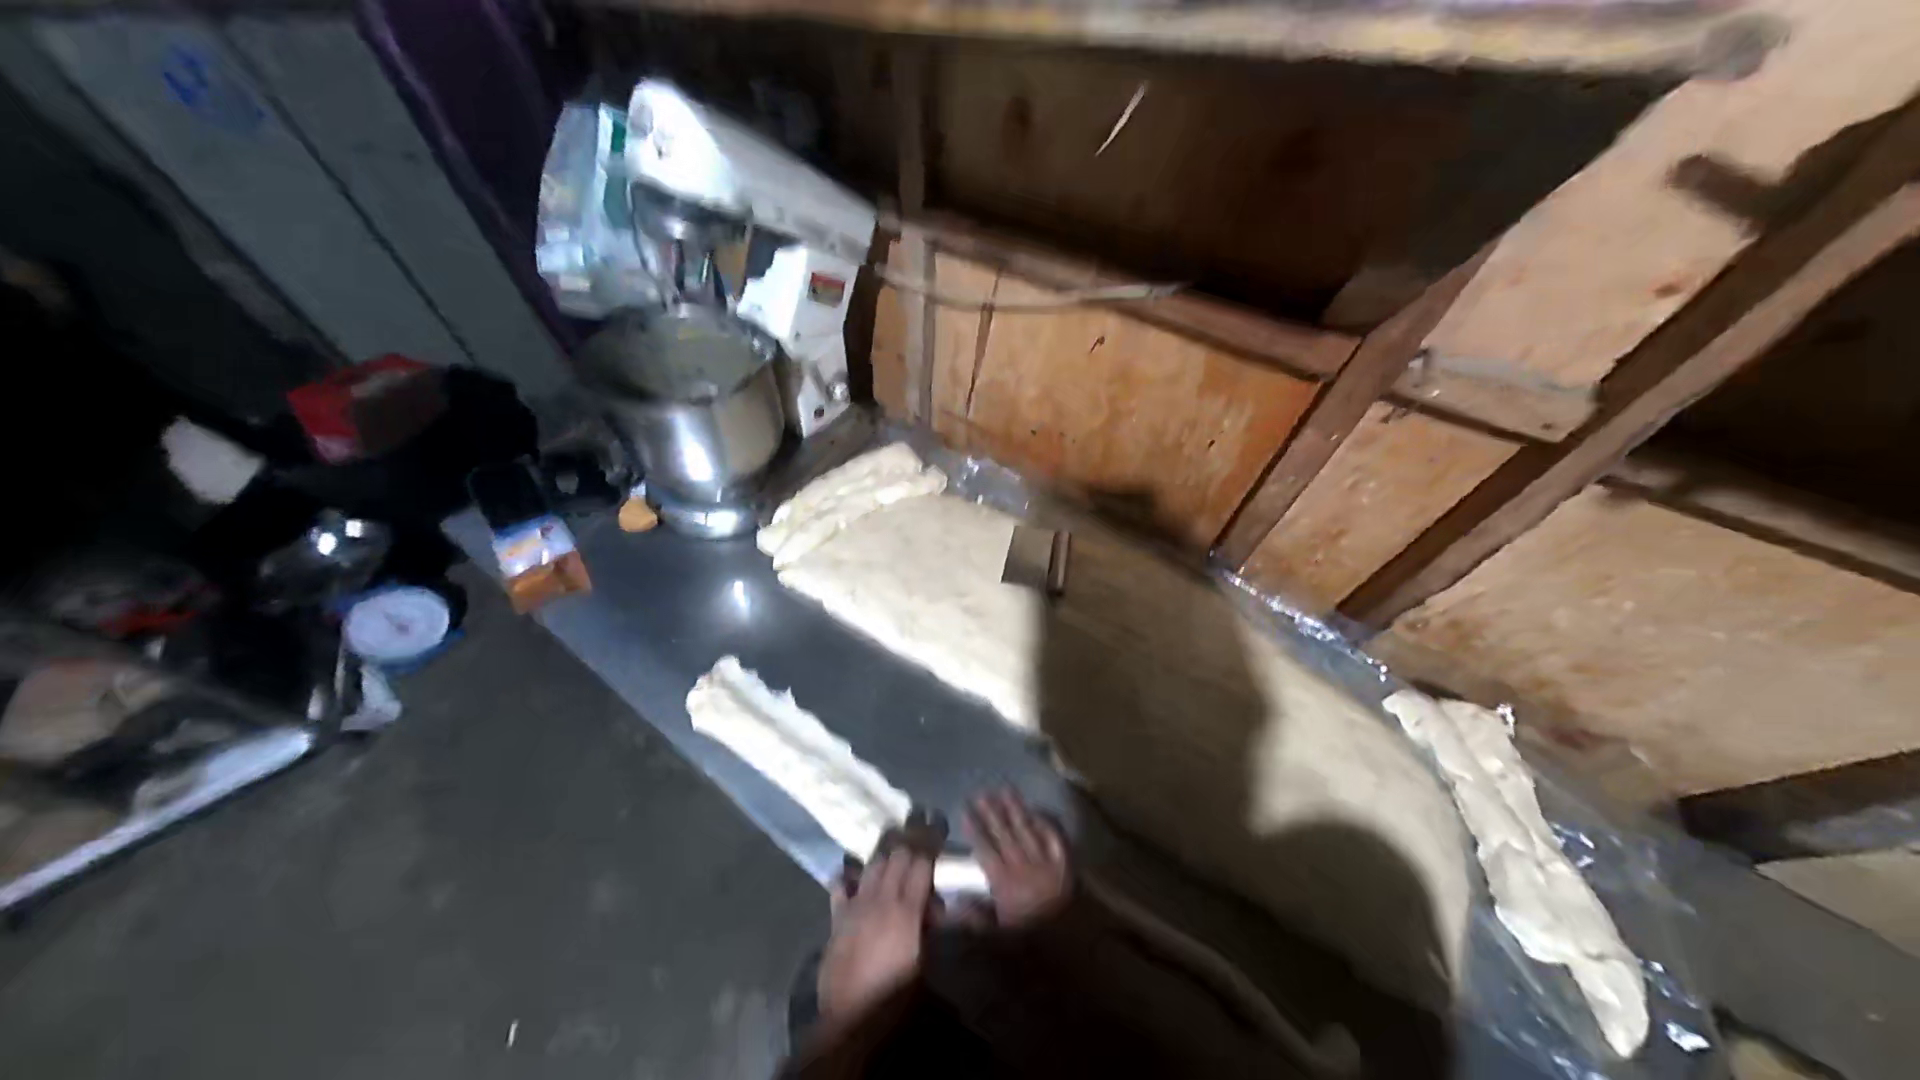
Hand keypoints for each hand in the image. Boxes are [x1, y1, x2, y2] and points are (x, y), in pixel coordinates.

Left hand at [817, 845, 933, 1023]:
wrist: (853, 1018)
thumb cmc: (897, 993)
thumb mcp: (927, 960)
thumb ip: (933, 927)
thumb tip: (937, 906)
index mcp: (906, 909)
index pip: (921, 863)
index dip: (931, 843)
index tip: (939, 828)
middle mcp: (880, 899)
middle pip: (896, 856)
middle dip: (910, 840)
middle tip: (920, 828)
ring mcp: (856, 906)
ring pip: (871, 865)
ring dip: (885, 853)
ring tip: (894, 841)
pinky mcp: (837, 919)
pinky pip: (841, 887)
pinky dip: (849, 876)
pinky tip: (852, 872)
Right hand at [966, 789, 1070, 929]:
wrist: (1070, 943)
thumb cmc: (1028, 938)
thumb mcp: (997, 934)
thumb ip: (975, 915)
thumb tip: (955, 897)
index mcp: (1005, 884)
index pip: (985, 850)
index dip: (974, 829)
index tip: (965, 811)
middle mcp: (1023, 867)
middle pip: (1004, 834)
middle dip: (991, 812)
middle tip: (981, 793)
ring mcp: (1045, 862)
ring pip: (1026, 830)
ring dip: (1015, 809)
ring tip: (1005, 790)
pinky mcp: (1063, 861)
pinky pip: (1053, 837)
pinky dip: (1044, 822)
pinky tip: (1035, 810)